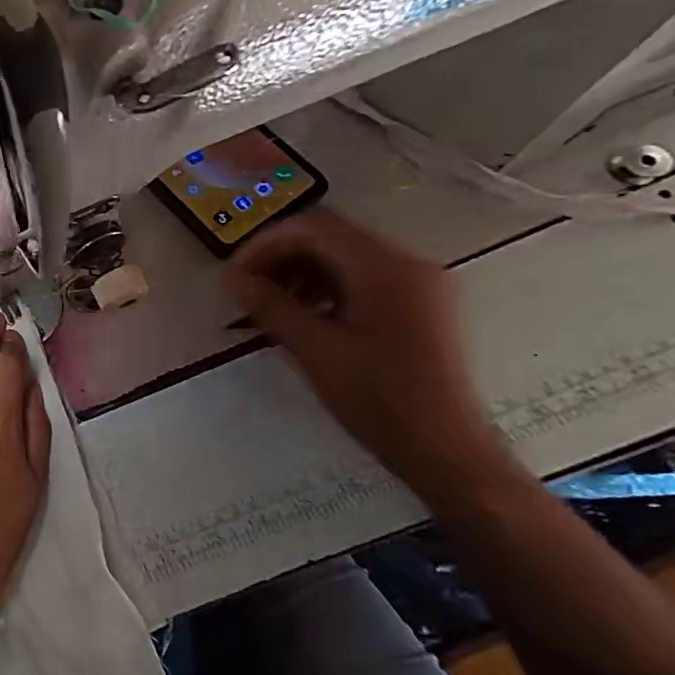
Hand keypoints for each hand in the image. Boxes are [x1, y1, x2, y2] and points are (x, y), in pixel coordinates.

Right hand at [220, 211, 508, 489]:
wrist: (443, 447)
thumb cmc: (378, 401)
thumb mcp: (317, 352)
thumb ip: (272, 308)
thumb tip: (231, 280)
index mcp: (385, 268)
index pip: (316, 227)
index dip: (267, 243)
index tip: (235, 273)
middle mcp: (408, 263)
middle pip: (334, 239)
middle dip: (284, 259)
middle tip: (248, 292)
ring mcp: (420, 285)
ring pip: (350, 261)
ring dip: (305, 276)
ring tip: (272, 309)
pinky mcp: (422, 307)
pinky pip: (368, 282)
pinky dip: (331, 291)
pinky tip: (308, 320)